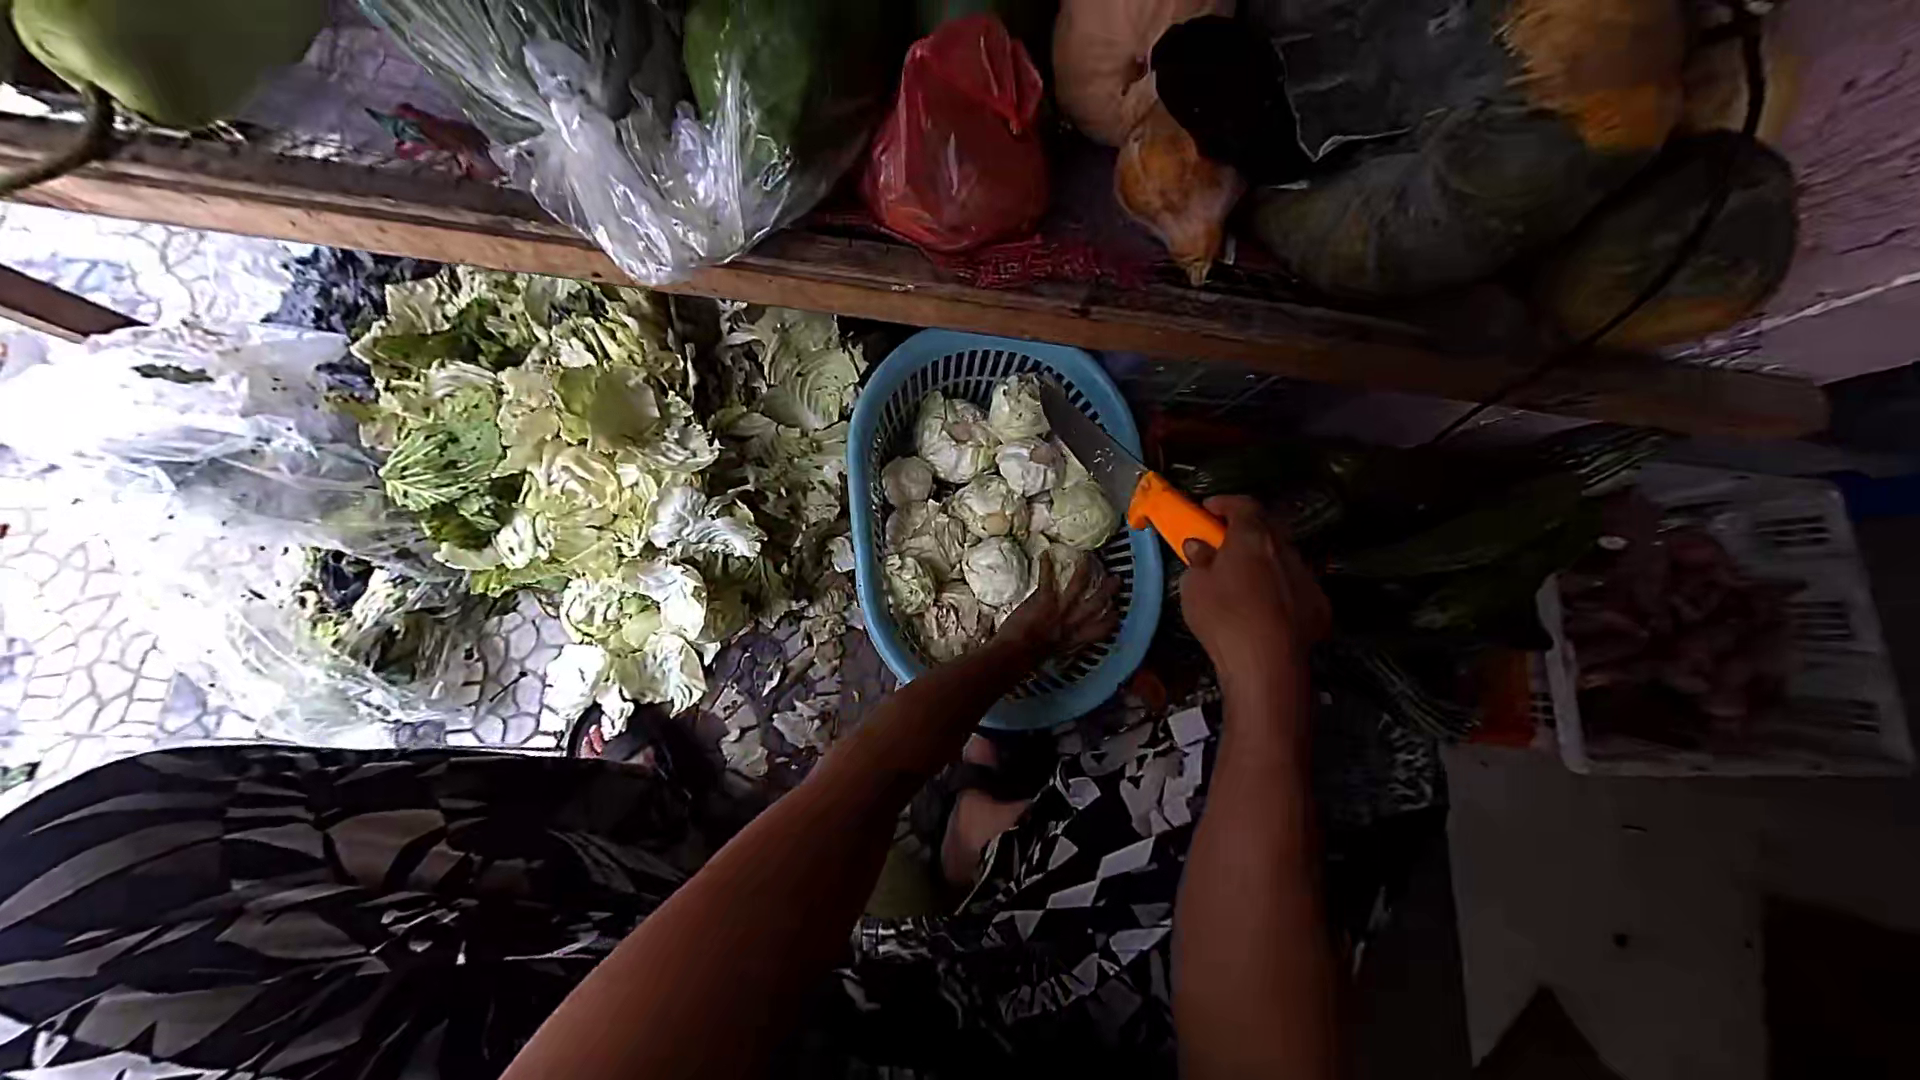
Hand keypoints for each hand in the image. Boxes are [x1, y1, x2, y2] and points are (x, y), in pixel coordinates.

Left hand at [994, 554, 1120, 660]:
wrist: (1015, 655)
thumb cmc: (1029, 660)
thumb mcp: (1052, 654)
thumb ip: (1059, 643)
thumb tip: (1057, 636)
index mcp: (1077, 639)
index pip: (1103, 629)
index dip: (1112, 619)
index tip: (1117, 611)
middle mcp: (1073, 622)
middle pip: (1097, 604)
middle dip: (1109, 590)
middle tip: (1117, 578)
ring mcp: (1060, 608)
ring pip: (1078, 585)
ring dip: (1083, 570)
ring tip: (1087, 557)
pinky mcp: (1044, 599)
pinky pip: (1048, 579)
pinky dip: (1046, 565)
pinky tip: (1045, 554)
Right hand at [1180, 496, 1328, 681]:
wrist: (1267, 663)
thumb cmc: (1223, 617)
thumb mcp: (1194, 586)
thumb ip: (1199, 561)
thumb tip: (1200, 547)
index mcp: (1253, 537)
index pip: (1243, 505)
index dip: (1224, 503)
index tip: (1208, 509)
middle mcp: (1285, 550)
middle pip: (1268, 527)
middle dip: (1246, 528)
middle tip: (1223, 540)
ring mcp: (1306, 578)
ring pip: (1283, 557)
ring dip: (1264, 559)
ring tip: (1243, 576)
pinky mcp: (1318, 606)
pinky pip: (1295, 586)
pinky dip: (1278, 587)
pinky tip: (1265, 606)